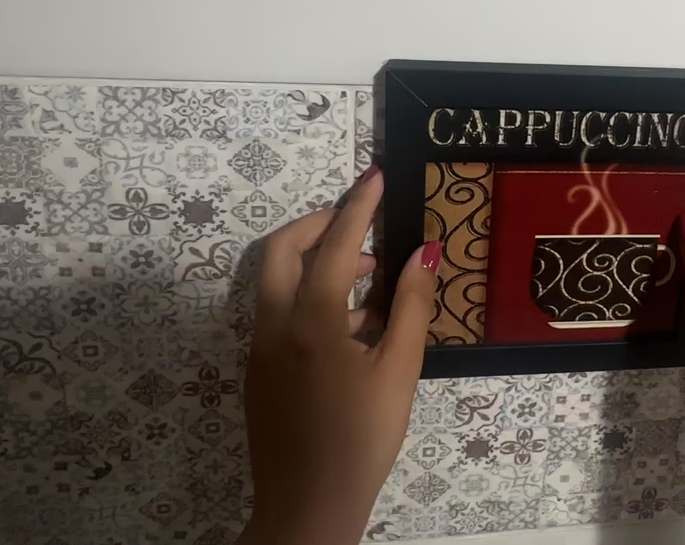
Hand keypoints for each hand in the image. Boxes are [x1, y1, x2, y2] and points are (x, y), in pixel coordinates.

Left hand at [239, 171, 436, 544]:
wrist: (306, 509)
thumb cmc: (362, 436)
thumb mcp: (400, 368)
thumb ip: (413, 304)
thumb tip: (426, 250)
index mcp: (313, 321)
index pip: (336, 244)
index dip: (358, 207)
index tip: (375, 176)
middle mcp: (276, 325)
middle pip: (282, 250)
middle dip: (318, 224)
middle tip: (358, 221)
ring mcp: (260, 350)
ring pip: (276, 280)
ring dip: (316, 261)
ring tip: (370, 276)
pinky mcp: (258, 372)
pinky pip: (279, 312)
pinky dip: (310, 295)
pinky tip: (352, 325)